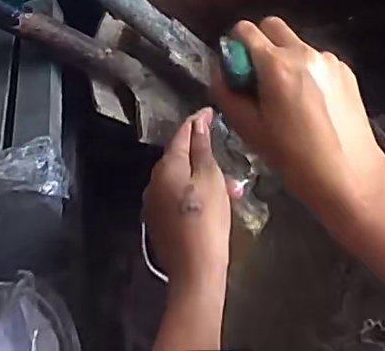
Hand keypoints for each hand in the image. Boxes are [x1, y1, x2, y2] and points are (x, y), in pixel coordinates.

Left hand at [143, 108, 233, 292]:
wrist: (195, 272)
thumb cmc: (206, 217)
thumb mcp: (210, 176)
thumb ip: (202, 146)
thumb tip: (198, 122)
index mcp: (166, 165)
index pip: (182, 132)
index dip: (198, 120)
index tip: (211, 111)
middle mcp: (154, 180)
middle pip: (180, 156)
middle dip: (203, 152)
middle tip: (227, 154)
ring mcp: (154, 203)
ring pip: (182, 178)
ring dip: (203, 176)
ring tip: (230, 188)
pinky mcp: (159, 222)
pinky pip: (178, 195)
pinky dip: (195, 192)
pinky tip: (214, 203)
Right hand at [211, 17, 384, 230]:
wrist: (352, 177)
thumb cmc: (296, 159)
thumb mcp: (250, 131)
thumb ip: (227, 94)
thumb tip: (219, 70)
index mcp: (276, 65)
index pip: (245, 29)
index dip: (236, 45)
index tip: (238, 68)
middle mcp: (302, 52)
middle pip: (272, 25)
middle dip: (260, 43)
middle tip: (260, 77)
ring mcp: (327, 59)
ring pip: (295, 43)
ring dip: (286, 59)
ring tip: (291, 99)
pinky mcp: (345, 69)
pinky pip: (316, 59)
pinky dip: (308, 71)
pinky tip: (314, 104)